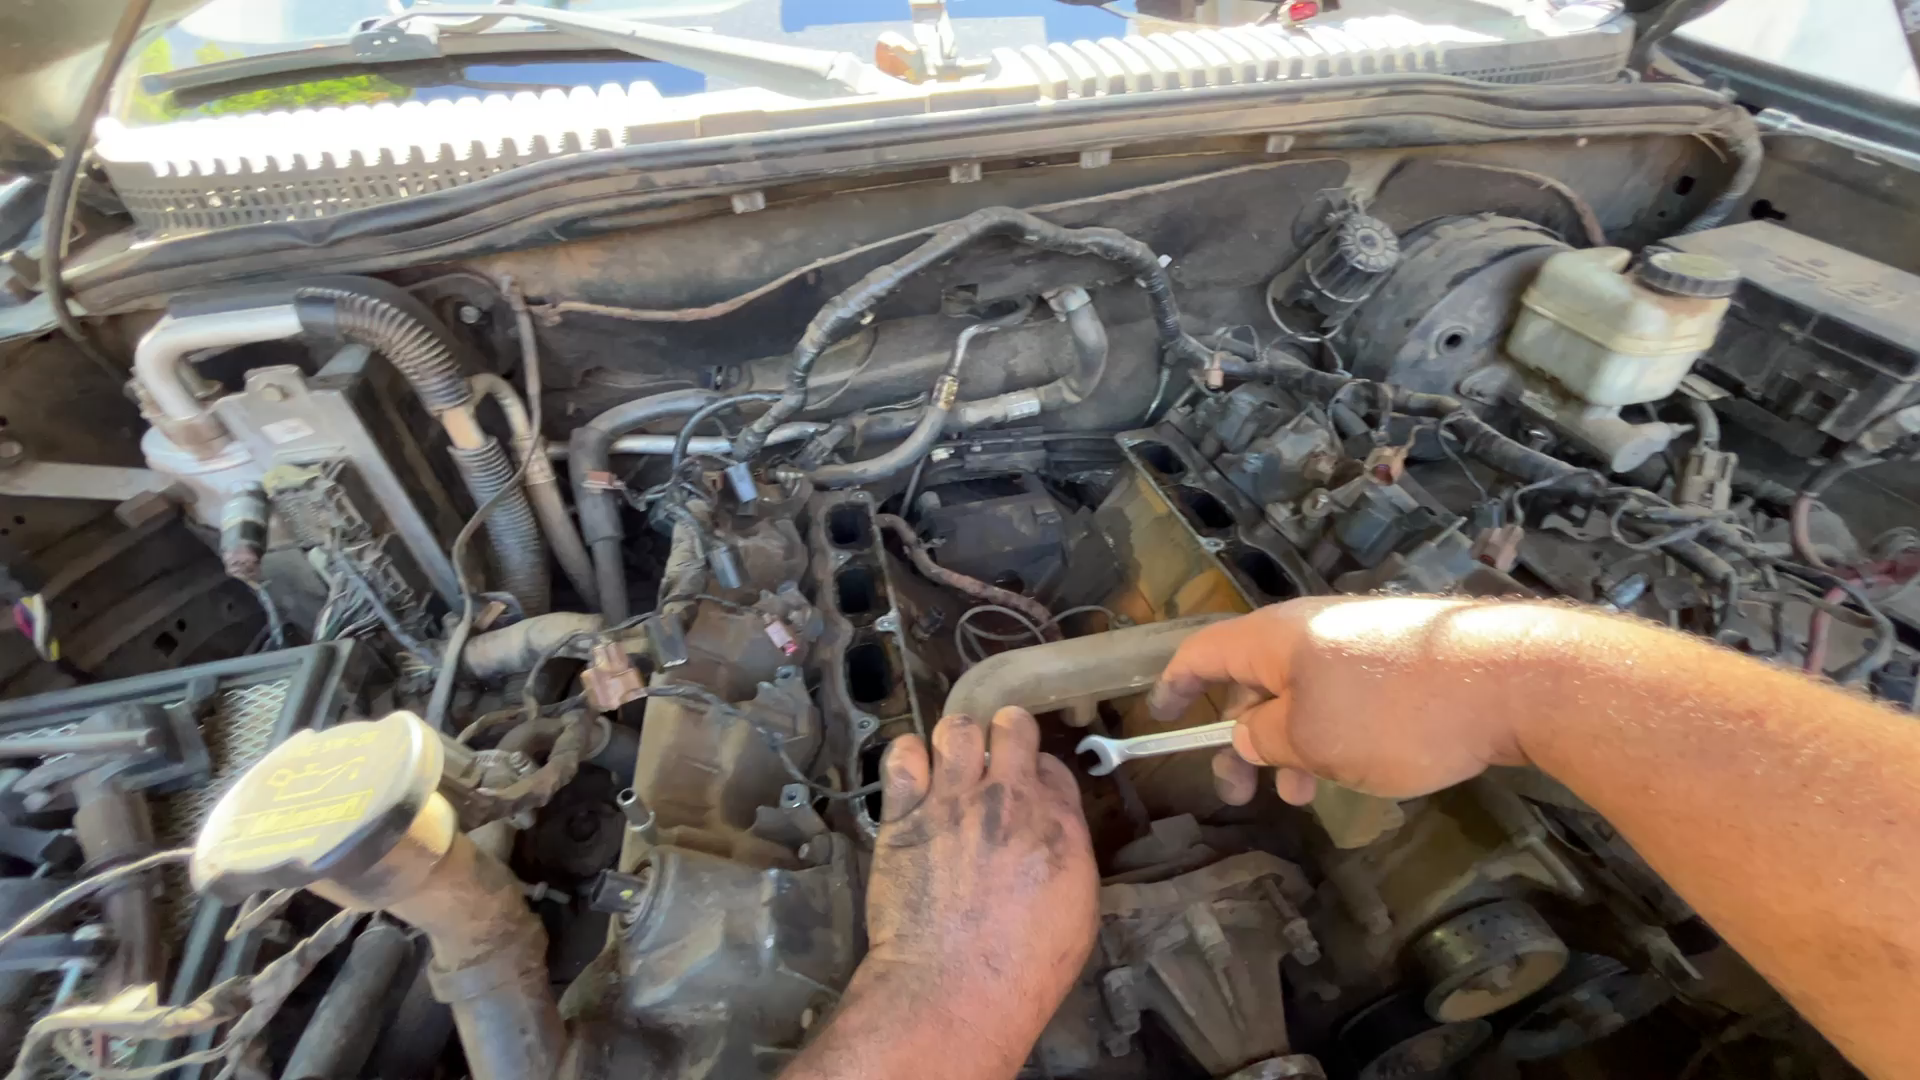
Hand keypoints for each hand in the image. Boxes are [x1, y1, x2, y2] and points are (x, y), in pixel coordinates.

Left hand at [854, 708, 1097, 1064]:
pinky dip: (908, 758)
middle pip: (1011, 724)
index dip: (1038, 772)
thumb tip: (1050, 824)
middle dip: (1005, 733)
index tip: (1025, 790)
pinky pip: (902, 755)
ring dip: (956, 741)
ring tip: (950, 764)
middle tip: (992, 759)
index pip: (1051, 763)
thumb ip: (1066, 850)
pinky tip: (912, 775)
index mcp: (1056, 819)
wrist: (952, 992)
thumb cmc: (1025, 968)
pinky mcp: (904, 814)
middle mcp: (1006, 796)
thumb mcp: (1077, 909)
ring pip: (956, 727)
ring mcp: (952, 800)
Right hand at [1150, 597, 1537, 805]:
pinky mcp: (1398, 655)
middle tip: (1238, 790)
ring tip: (1302, 794)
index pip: (1200, 654)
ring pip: (1299, 692)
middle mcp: (1306, 630)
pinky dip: (1329, 730)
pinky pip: (1341, 692)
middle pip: (1250, 680)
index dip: (1174, 685)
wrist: (1517, 678)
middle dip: (1239, 736)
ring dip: (1287, 743)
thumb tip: (1246, 731)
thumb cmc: (1393, 712)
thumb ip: (1264, 738)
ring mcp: (1356, 639)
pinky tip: (1356, 765)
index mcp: (1270, 638)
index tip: (1159, 716)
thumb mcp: (1311, 739)